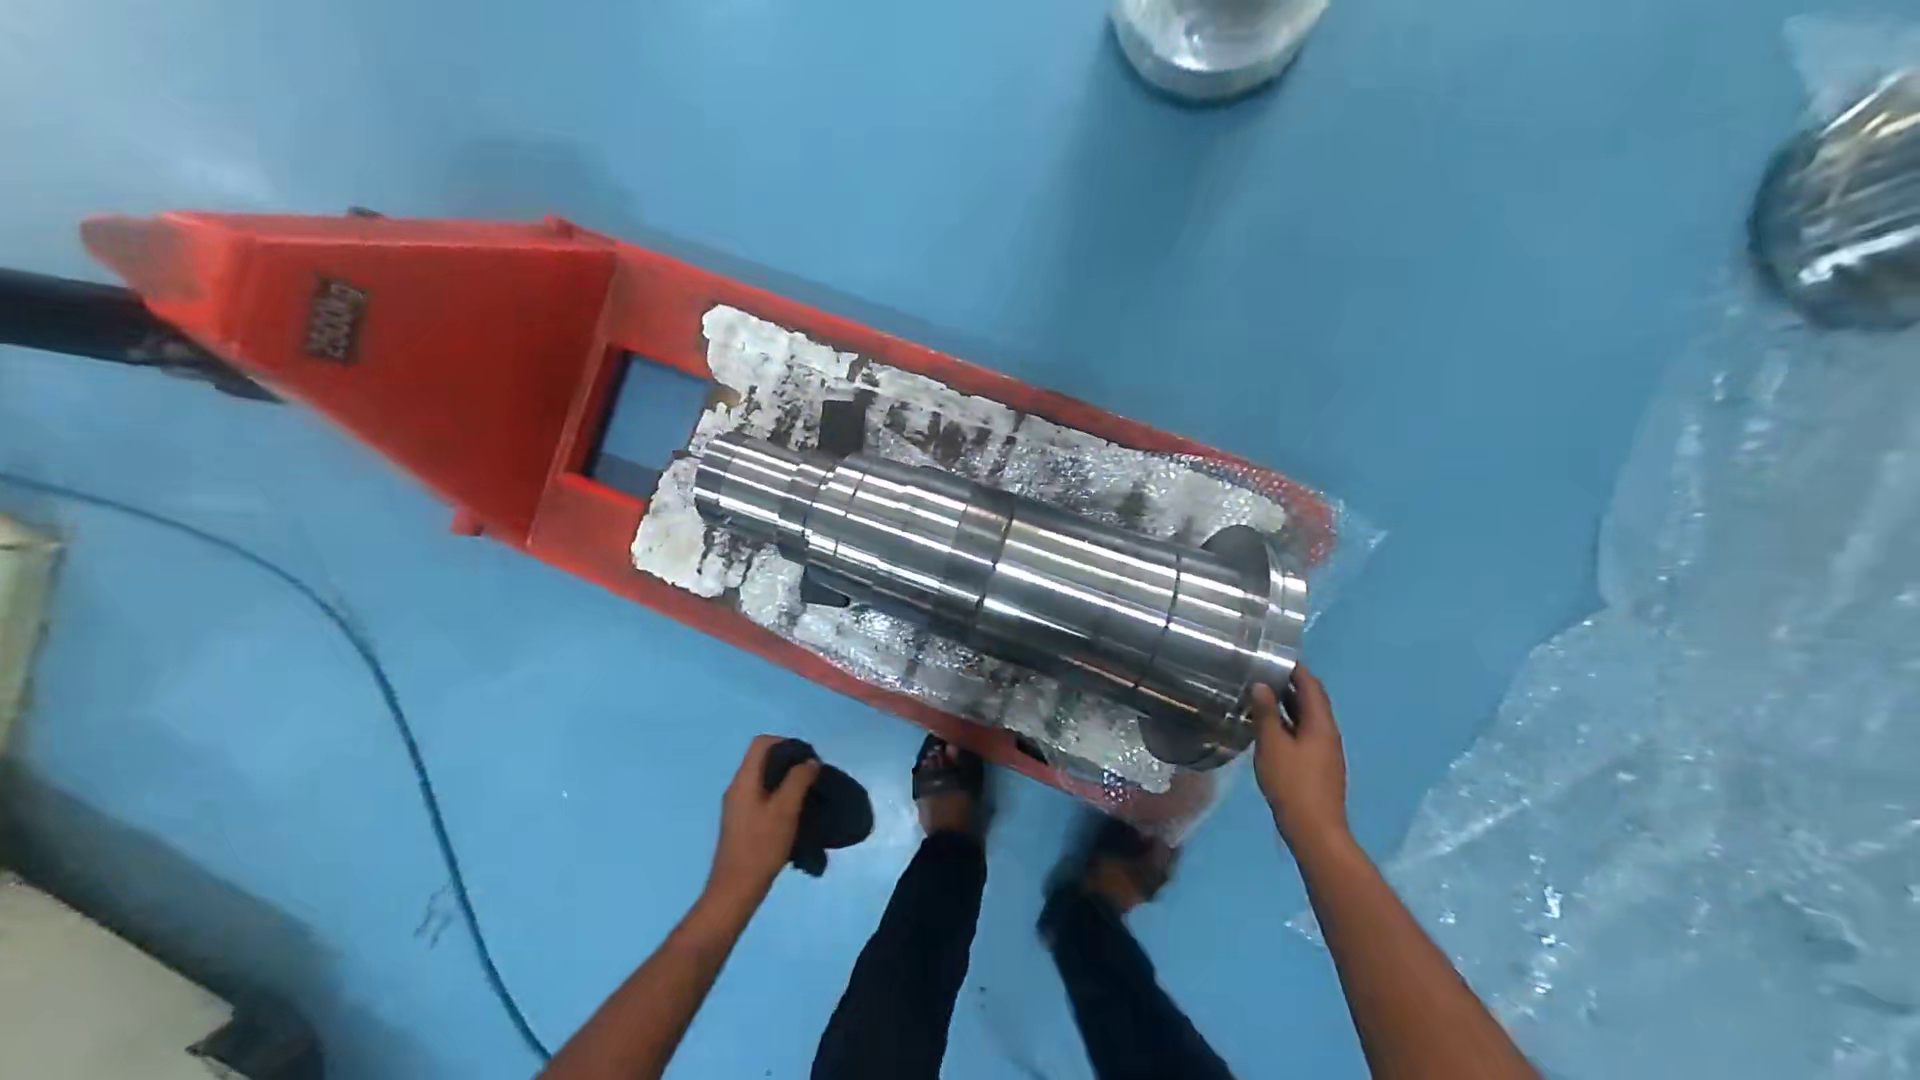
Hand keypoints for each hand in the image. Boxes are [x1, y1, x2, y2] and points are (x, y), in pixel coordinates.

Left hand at [705, 736, 818, 909]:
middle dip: (788, 760)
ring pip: (762, 778)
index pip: (761, 743)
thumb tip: (810, 762)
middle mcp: (737, 787)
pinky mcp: (741, 821)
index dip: (785, 742)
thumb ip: (798, 780)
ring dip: (785, 778)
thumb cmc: (761, 846)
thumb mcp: (785, 809)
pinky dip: (779, 793)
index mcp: (744, 780)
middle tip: (812, 774)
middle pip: (761, 758)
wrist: (735, 890)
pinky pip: (761, 794)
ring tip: (807, 792)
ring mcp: (737, 805)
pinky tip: (793, 811)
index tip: (807, 757)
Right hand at [1251, 665, 1349, 850]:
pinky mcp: (1318, 764)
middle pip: (1312, 700)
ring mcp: (1325, 751)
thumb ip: (1267, 713)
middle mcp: (1328, 733)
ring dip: (1288, 704)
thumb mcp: (1272, 744)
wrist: (1314, 828)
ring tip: (1261, 694)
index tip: (1274, 656)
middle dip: (1291, 684)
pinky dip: (1288, 722)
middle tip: (1263, 672)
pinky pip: (1304, 732)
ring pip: (1307, 718)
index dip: (1295, 669)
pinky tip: (1268, 726)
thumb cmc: (1292, 782)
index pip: (1311, 686)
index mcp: (1321, 724)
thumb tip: (1262, 685)